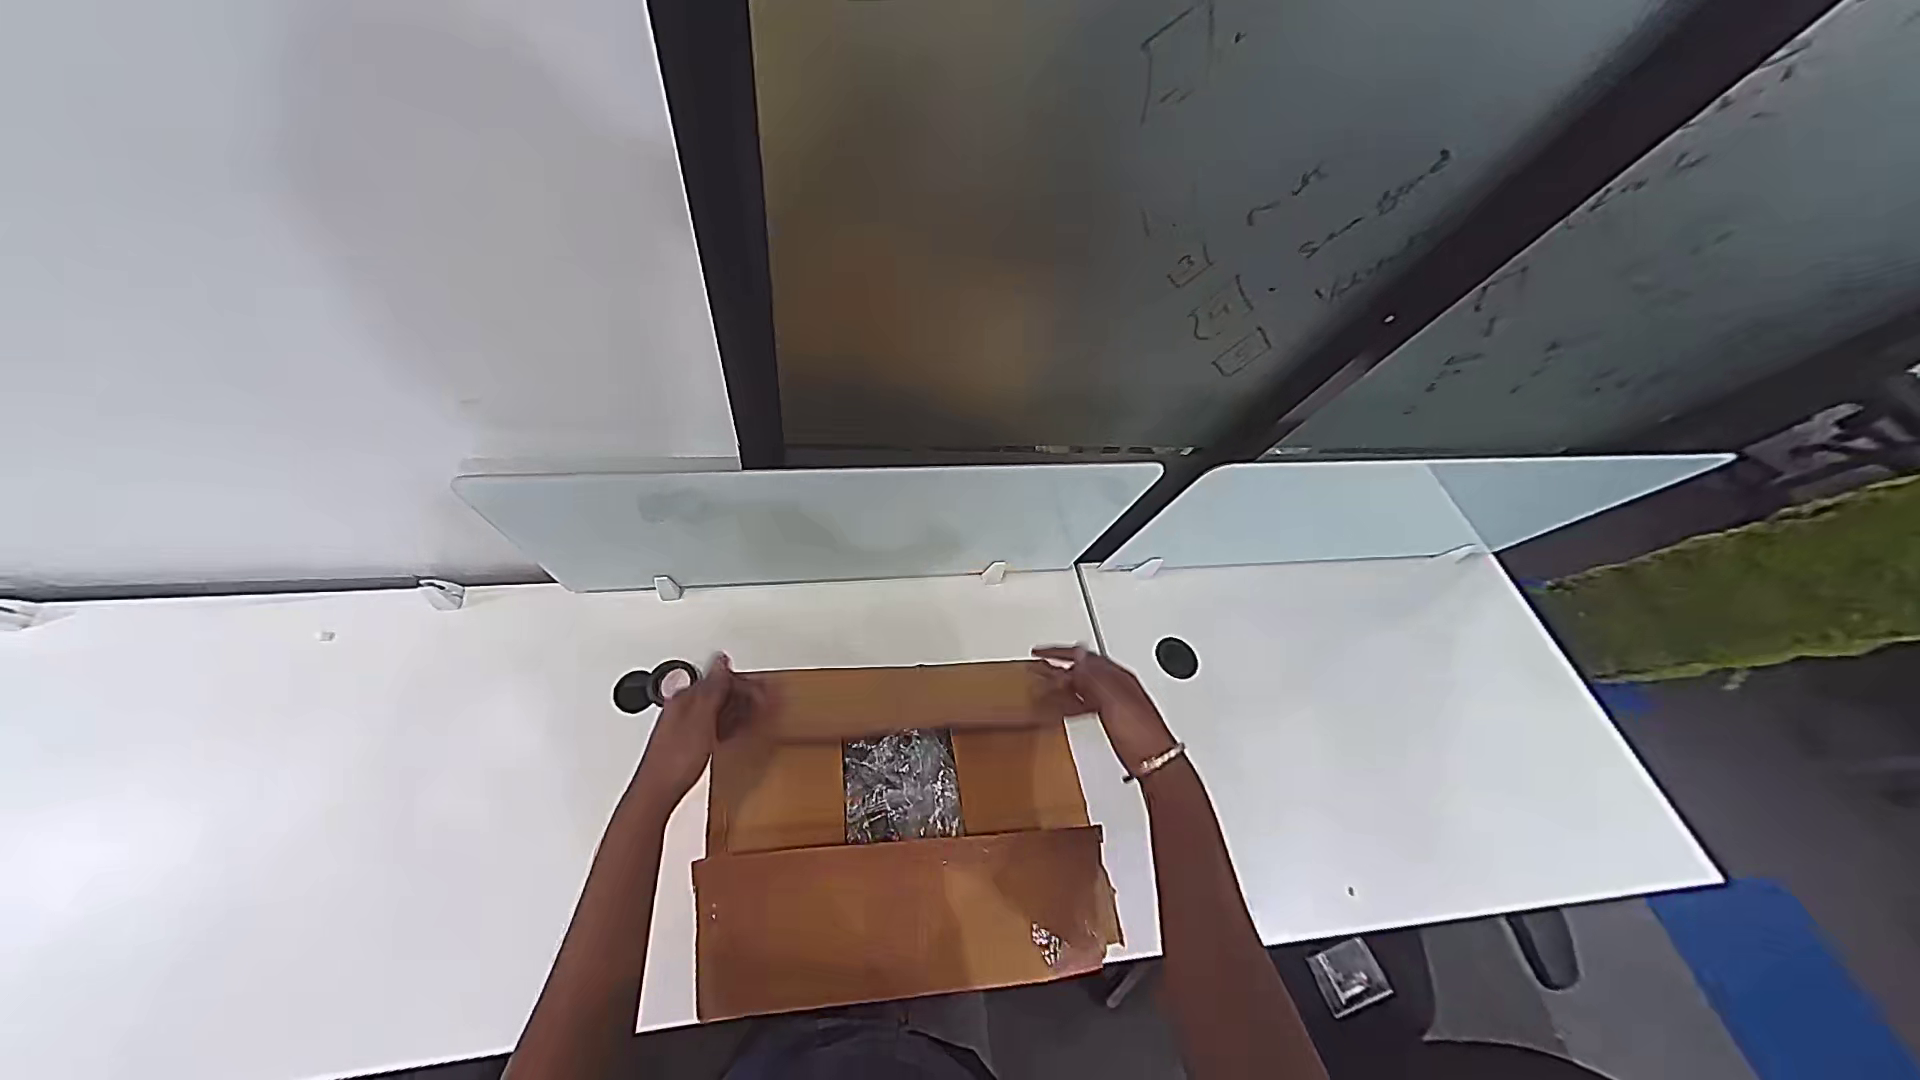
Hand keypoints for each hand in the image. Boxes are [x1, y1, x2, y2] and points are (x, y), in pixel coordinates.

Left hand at [631, 654, 763, 816]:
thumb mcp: (701, 718)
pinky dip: (730, 725)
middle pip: (720, 691)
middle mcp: (684, 707)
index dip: (745, 683)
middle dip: (744, 696)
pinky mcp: (690, 740)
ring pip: (719, 708)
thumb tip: (721, 661)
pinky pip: (716, 724)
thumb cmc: (674, 760)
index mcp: (685, 697)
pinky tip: (737, 731)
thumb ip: (712, 689)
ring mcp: (687, 724)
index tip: (762, 690)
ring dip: (739, 710)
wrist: (657, 792)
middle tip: (764, 703)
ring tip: (756, 715)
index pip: (720, 678)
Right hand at [1034, 645, 1179, 775]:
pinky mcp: (1112, 717)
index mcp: (1117, 676)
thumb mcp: (1113, 701)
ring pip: (1082, 686)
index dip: (1059, 652)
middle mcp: (1116, 686)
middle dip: (1058, 666)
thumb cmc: (1142, 734)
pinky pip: (1085, 703)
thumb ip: (1093, 677)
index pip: (1083, 655)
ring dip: (1063, 683)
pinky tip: (1064, 707)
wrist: (1155, 762)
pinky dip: (1071, 701)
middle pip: (1082, 669)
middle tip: (1039, 666)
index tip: (1040, 652)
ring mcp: (1114, 702)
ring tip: (1046, 684)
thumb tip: (1078, 655)